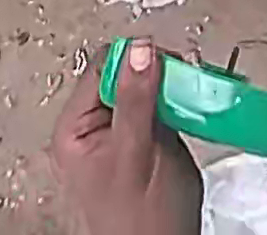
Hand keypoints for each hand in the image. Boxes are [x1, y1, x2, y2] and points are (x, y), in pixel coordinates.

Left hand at [50, 41, 200, 234]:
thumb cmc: (140, 222)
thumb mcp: (134, 155)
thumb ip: (135, 100)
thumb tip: (139, 48)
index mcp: (76, 127)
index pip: (102, 66)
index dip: (133, 60)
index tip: (161, 65)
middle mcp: (95, 122)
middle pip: (125, 68)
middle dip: (156, 68)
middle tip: (179, 79)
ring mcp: (123, 124)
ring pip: (147, 78)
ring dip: (170, 79)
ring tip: (186, 91)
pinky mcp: (148, 127)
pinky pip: (162, 94)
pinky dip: (179, 92)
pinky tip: (190, 99)